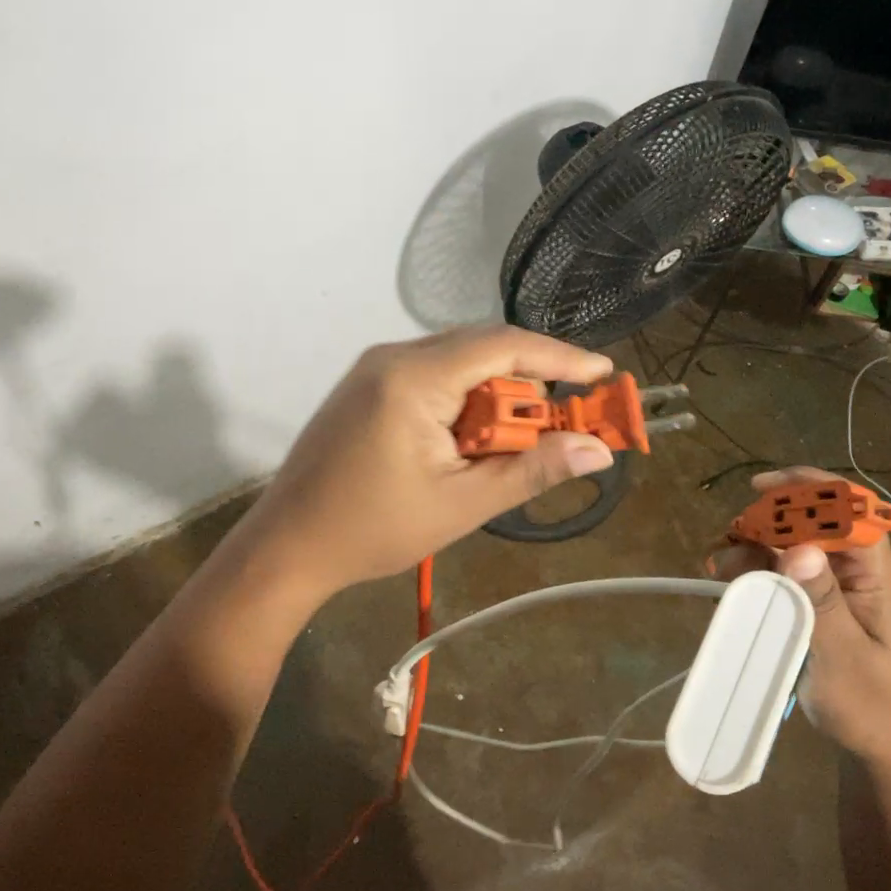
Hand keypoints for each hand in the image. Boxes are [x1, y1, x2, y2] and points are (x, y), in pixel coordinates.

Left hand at [229, 326, 616, 598]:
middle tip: (565, 420)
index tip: (602, 374)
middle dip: (528, 381)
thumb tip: (597, 451)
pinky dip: (464, 398)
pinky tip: (474, 436)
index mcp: (413, 377)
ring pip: (456, 361)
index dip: (558, 358)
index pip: (502, 345)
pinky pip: (431, 374)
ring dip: (495, 393)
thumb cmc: (373, 529)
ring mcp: (373, 368)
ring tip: (520, 438)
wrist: (288, 544)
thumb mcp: (462, 503)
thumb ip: (532, 470)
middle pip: (479, 347)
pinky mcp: (365, 386)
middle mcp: (392, 355)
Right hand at [709, 468, 890, 760]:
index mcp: (874, 576)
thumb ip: (823, 602)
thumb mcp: (845, 656)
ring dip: (751, 544)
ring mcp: (827, 586)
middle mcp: (850, 571)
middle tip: (732, 537)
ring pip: (785, 543)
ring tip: (722, 564)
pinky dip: (747, 566)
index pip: (850, 512)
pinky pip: (774, 570)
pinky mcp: (807, 602)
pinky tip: (724, 578)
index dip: (811, 490)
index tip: (763, 489)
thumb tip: (802, 548)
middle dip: (767, 519)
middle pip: (809, 520)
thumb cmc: (869, 703)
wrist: (875, 744)